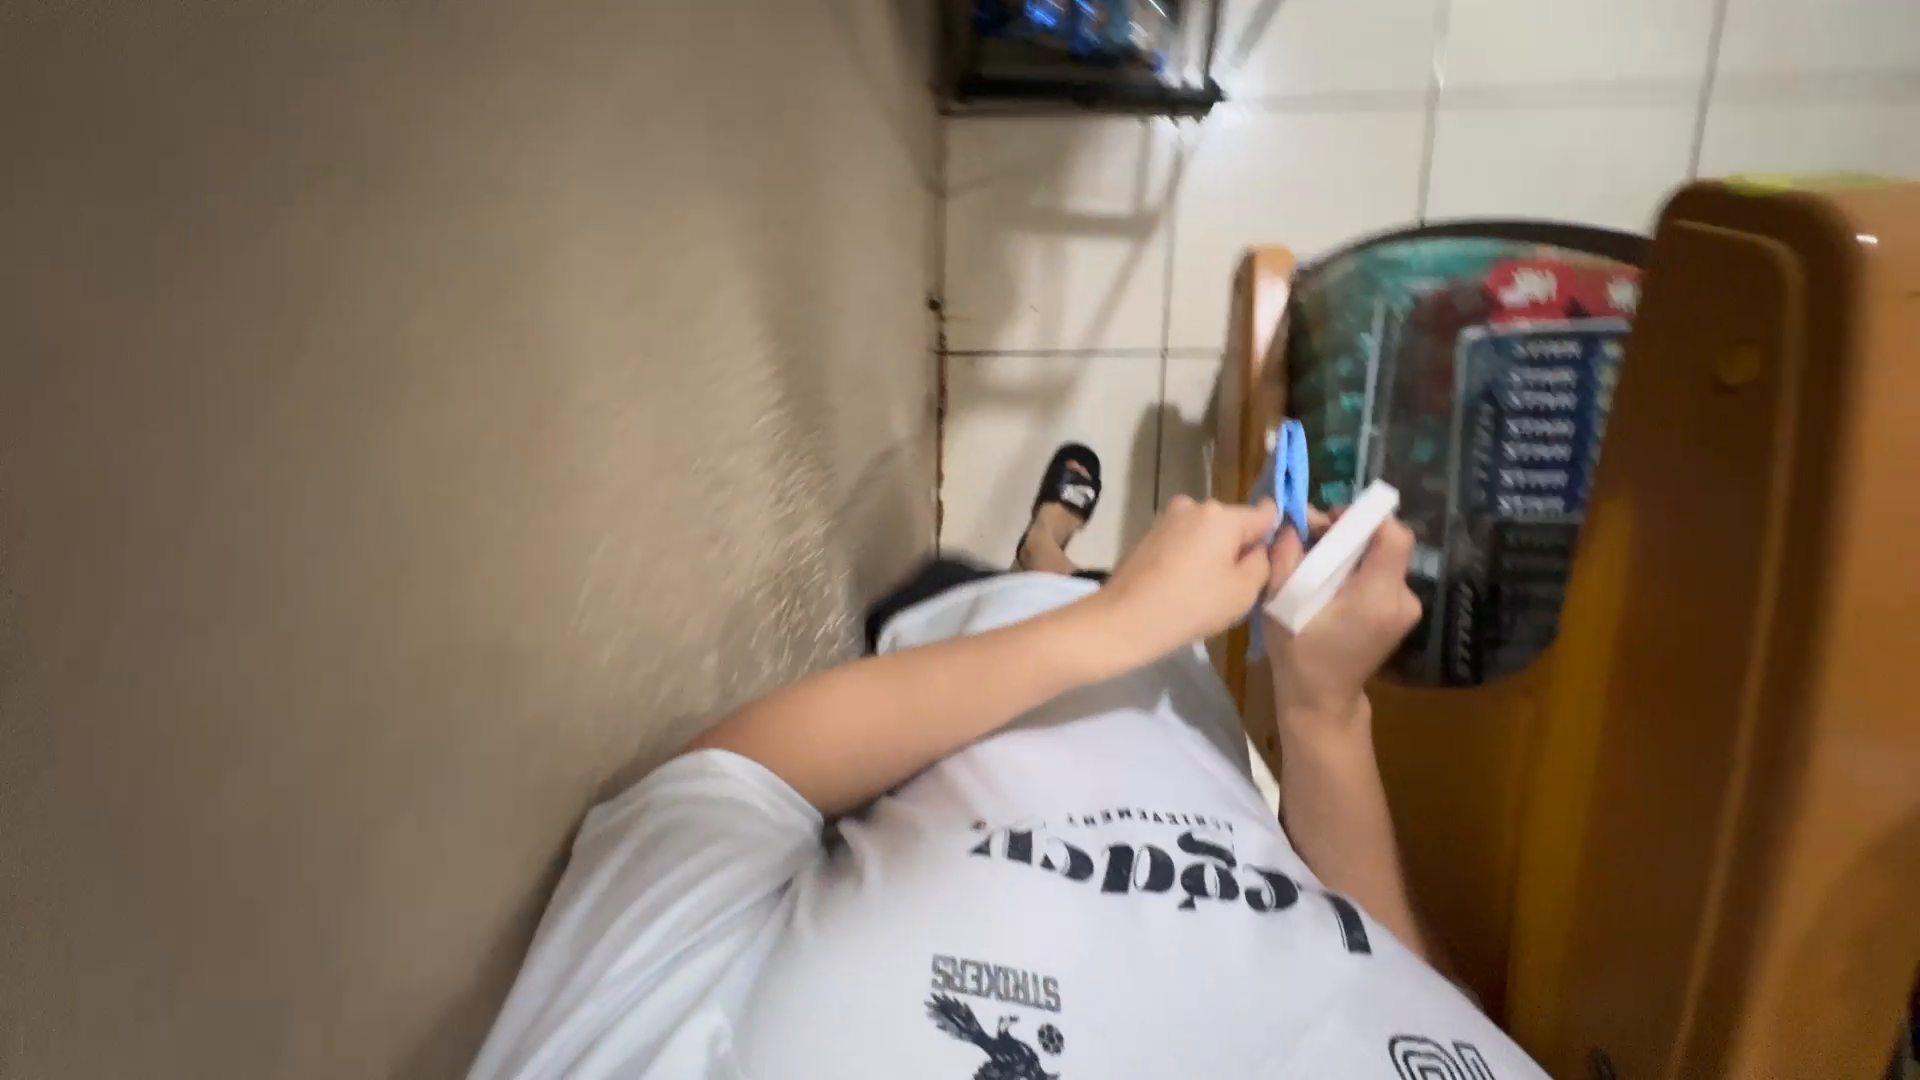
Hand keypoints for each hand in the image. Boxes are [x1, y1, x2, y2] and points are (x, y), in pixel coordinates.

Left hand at [1098, 495, 1277, 655]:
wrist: (1125, 618)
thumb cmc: (1192, 605)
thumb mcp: (1244, 590)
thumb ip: (1263, 561)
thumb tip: (1258, 547)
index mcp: (1221, 515)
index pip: (1265, 514)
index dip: (1273, 537)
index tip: (1266, 563)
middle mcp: (1192, 506)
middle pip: (1231, 523)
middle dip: (1237, 546)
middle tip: (1233, 584)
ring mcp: (1166, 519)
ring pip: (1205, 533)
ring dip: (1210, 553)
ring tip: (1204, 588)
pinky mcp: (1147, 535)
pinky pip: (1181, 541)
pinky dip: (1187, 558)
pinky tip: (1180, 585)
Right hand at [1262, 510, 1422, 740]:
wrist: (1321, 699)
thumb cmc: (1298, 653)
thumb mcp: (1279, 603)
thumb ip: (1287, 557)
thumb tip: (1293, 519)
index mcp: (1376, 596)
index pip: (1393, 536)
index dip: (1364, 518)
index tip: (1330, 522)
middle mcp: (1402, 598)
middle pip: (1386, 544)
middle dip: (1348, 534)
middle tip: (1310, 540)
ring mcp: (1407, 607)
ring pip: (1382, 558)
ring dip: (1349, 552)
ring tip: (1313, 563)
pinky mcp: (1400, 613)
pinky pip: (1381, 575)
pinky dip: (1356, 569)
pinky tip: (1328, 583)